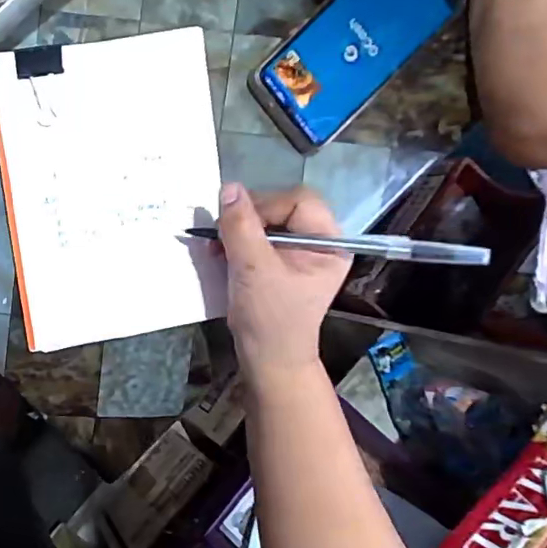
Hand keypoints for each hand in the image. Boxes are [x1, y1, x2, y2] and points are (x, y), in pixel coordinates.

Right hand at [214, 183, 352, 382]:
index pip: (298, 201)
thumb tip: (229, 188)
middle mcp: (320, 244)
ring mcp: (301, 254)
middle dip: (248, 219)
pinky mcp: (282, 264)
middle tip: (221, 235)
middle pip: (281, 208)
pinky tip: (222, 253)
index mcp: (328, 243)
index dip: (264, 206)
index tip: (236, 225)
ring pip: (267, 222)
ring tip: (217, 247)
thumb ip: (240, 225)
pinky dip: (239, 242)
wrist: (268, 359)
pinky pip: (260, 238)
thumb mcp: (252, 267)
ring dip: (238, 230)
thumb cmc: (269, 316)